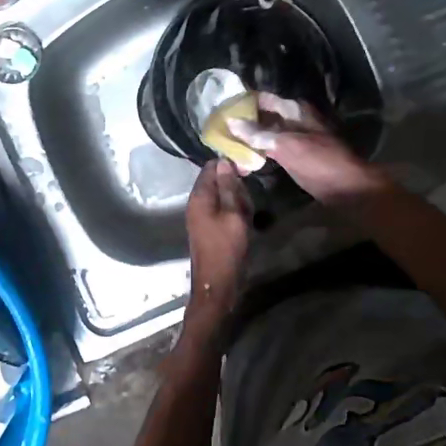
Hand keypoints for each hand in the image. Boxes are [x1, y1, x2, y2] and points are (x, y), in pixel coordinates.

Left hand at [184, 160, 249, 331]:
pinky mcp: (210, 227)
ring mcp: (202, 215)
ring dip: (238, 201)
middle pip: (218, 181)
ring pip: (223, 196)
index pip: (211, 167)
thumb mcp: (233, 214)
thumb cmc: (226, 248)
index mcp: (199, 196)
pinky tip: (245, 223)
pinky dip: (236, 213)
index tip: (248, 168)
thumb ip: (229, 187)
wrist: (217, 285)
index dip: (229, 164)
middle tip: (247, 201)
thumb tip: (223, 161)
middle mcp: (197, 202)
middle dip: (236, 187)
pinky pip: (224, 210)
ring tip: (247, 215)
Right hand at [226, 94, 387, 204]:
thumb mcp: (287, 146)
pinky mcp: (297, 155)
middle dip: (243, 122)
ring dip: (249, 140)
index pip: (263, 99)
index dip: (243, 102)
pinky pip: (273, 149)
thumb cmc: (320, 162)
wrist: (348, 188)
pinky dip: (259, 152)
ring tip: (226, 147)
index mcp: (295, 110)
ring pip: (267, 134)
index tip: (221, 108)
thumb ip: (259, 134)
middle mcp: (295, 120)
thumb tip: (232, 122)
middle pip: (264, 116)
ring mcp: (297, 138)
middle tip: (218, 130)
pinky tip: (244, 161)